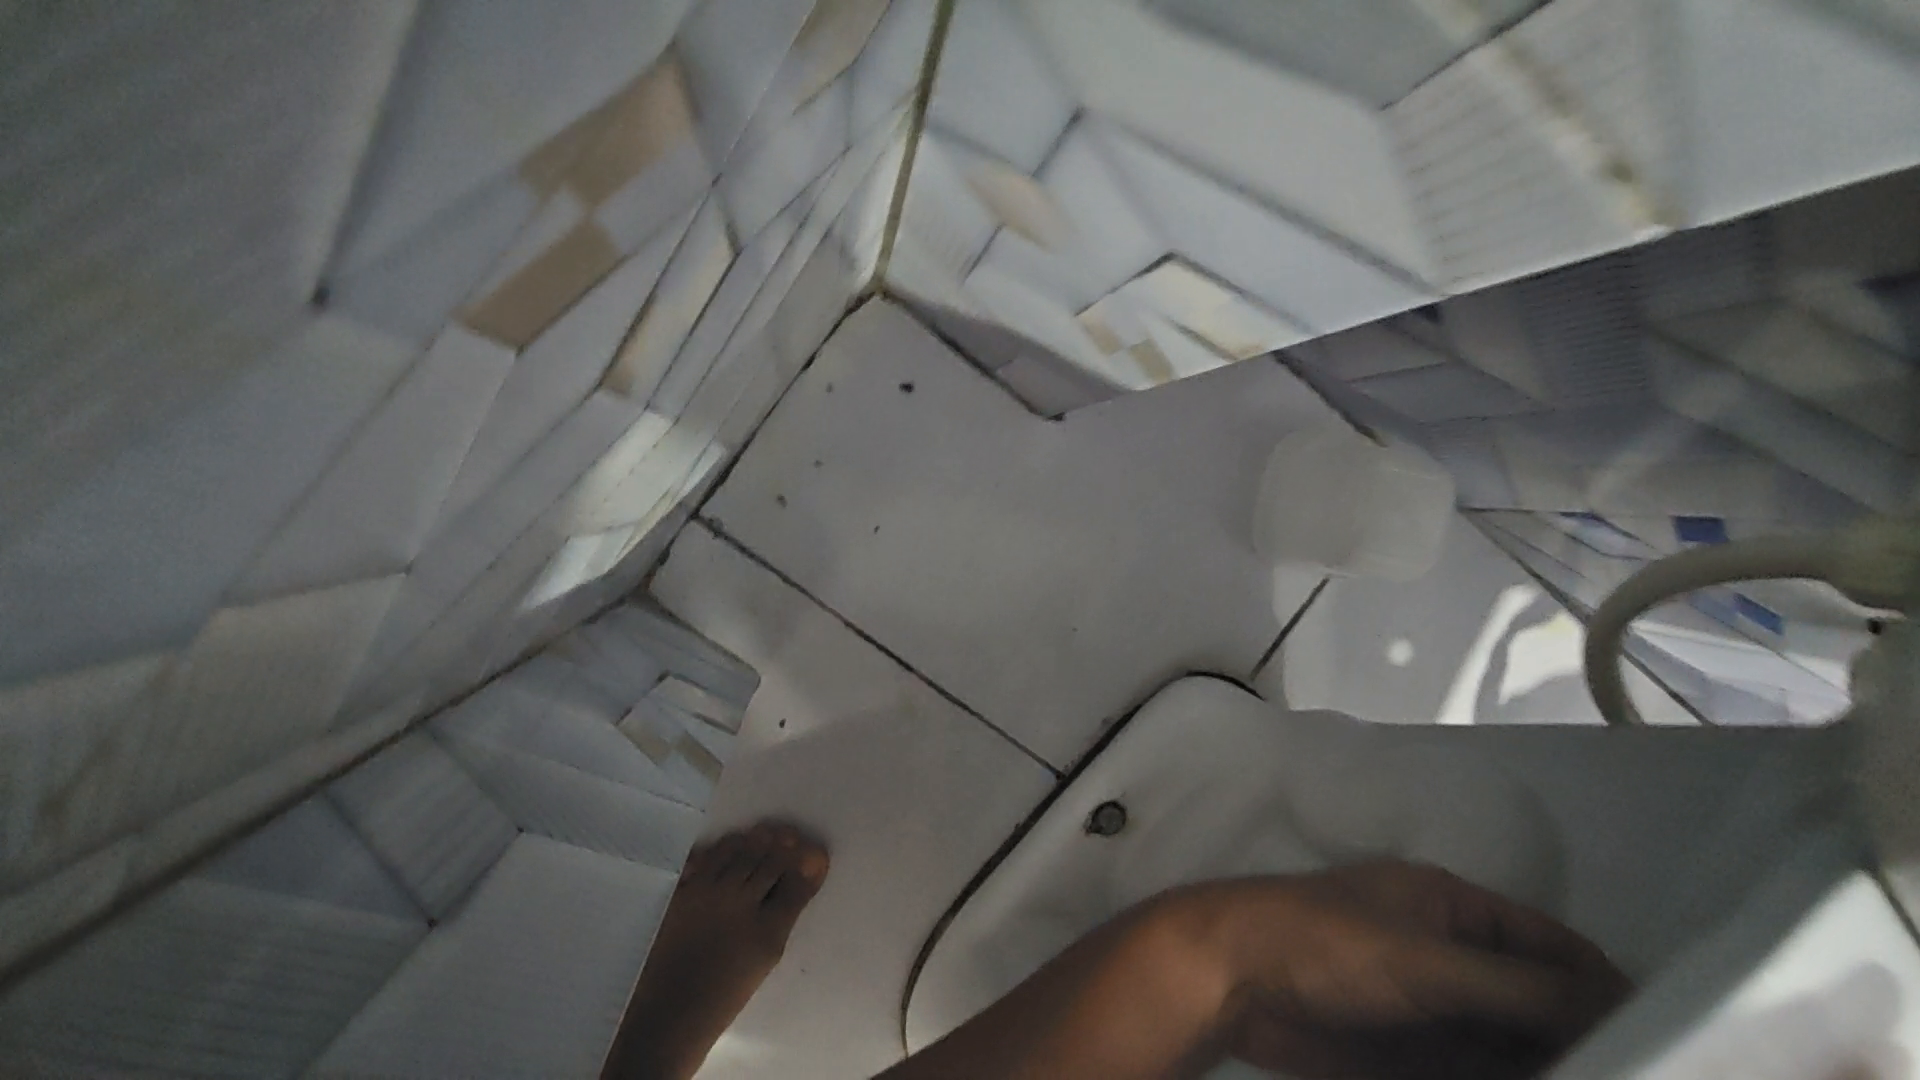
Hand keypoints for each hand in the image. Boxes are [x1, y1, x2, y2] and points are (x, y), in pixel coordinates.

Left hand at [1161, 861, 1630, 1079]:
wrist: (1230, 979)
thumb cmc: (1327, 946)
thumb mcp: (1428, 961)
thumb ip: (1521, 988)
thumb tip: (1623, 1004)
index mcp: (1448, 907)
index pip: (1548, 942)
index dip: (1605, 984)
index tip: (1677, 1037)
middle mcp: (1447, 954)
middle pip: (1536, 1000)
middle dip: (1585, 1040)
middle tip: (1653, 1078)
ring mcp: (1429, 1007)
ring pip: (1510, 1045)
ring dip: (1548, 1068)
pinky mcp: (1408, 1054)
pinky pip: (1474, 1072)